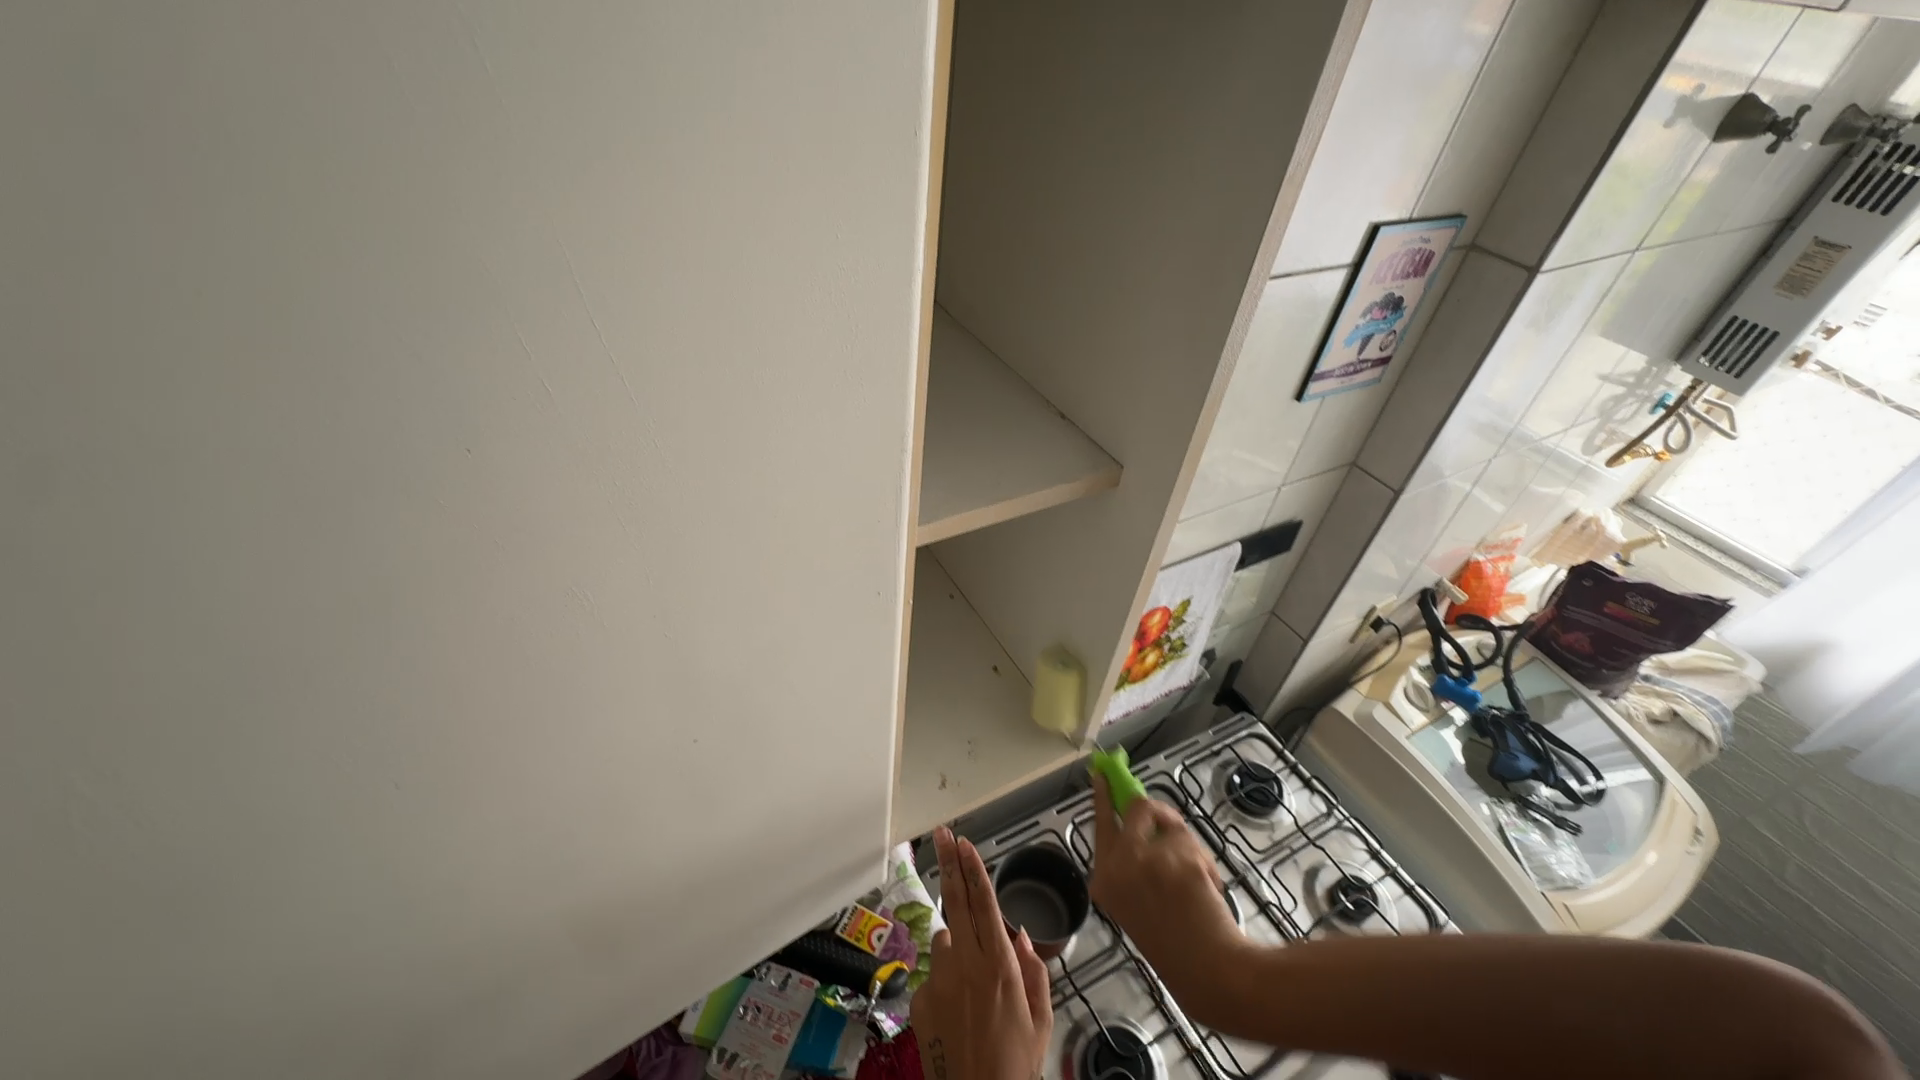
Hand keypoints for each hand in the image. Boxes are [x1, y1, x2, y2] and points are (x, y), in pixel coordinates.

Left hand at [912, 826, 1051, 1079]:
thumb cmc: (1018, 1060)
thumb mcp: (1040, 1016)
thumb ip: (1033, 970)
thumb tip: (1019, 935)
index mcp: (1000, 965)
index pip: (984, 904)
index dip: (973, 869)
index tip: (964, 842)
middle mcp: (966, 965)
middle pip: (955, 902)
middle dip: (948, 863)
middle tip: (941, 834)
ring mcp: (939, 981)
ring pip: (945, 941)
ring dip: (956, 945)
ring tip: (972, 983)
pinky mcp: (921, 999)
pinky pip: (935, 975)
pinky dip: (946, 981)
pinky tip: (958, 1011)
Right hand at [1088, 774, 1244, 1006]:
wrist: (1207, 969)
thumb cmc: (1175, 942)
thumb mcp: (1136, 902)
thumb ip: (1133, 864)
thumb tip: (1147, 822)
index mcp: (1103, 880)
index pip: (1100, 826)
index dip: (1103, 798)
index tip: (1102, 775)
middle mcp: (1116, 864)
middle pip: (1136, 810)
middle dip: (1157, 811)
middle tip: (1163, 810)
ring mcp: (1144, 858)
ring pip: (1168, 822)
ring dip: (1186, 842)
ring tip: (1197, 877)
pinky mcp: (1175, 856)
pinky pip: (1190, 839)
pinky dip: (1203, 859)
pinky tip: (1207, 887)